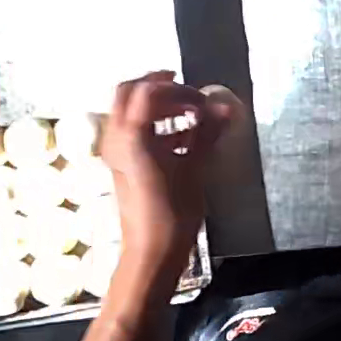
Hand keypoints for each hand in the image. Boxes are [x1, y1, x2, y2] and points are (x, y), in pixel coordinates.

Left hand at [100, 72, 238, 282]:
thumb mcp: (194, 170)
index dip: (178, 89)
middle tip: (190, 95)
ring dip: (158, 107)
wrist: (151, 253)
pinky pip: (133, 131)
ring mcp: (116, 151)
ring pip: (129, 111)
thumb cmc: (172, 214)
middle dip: (160, 87)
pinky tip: (183, 139)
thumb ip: (207, 134)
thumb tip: (225, 107)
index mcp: (131, 135)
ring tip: (190, 116)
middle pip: (129, 92)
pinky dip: (155, 126)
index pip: (148, 90)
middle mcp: (116, 138)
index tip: (203, 100)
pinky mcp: (122, 164)